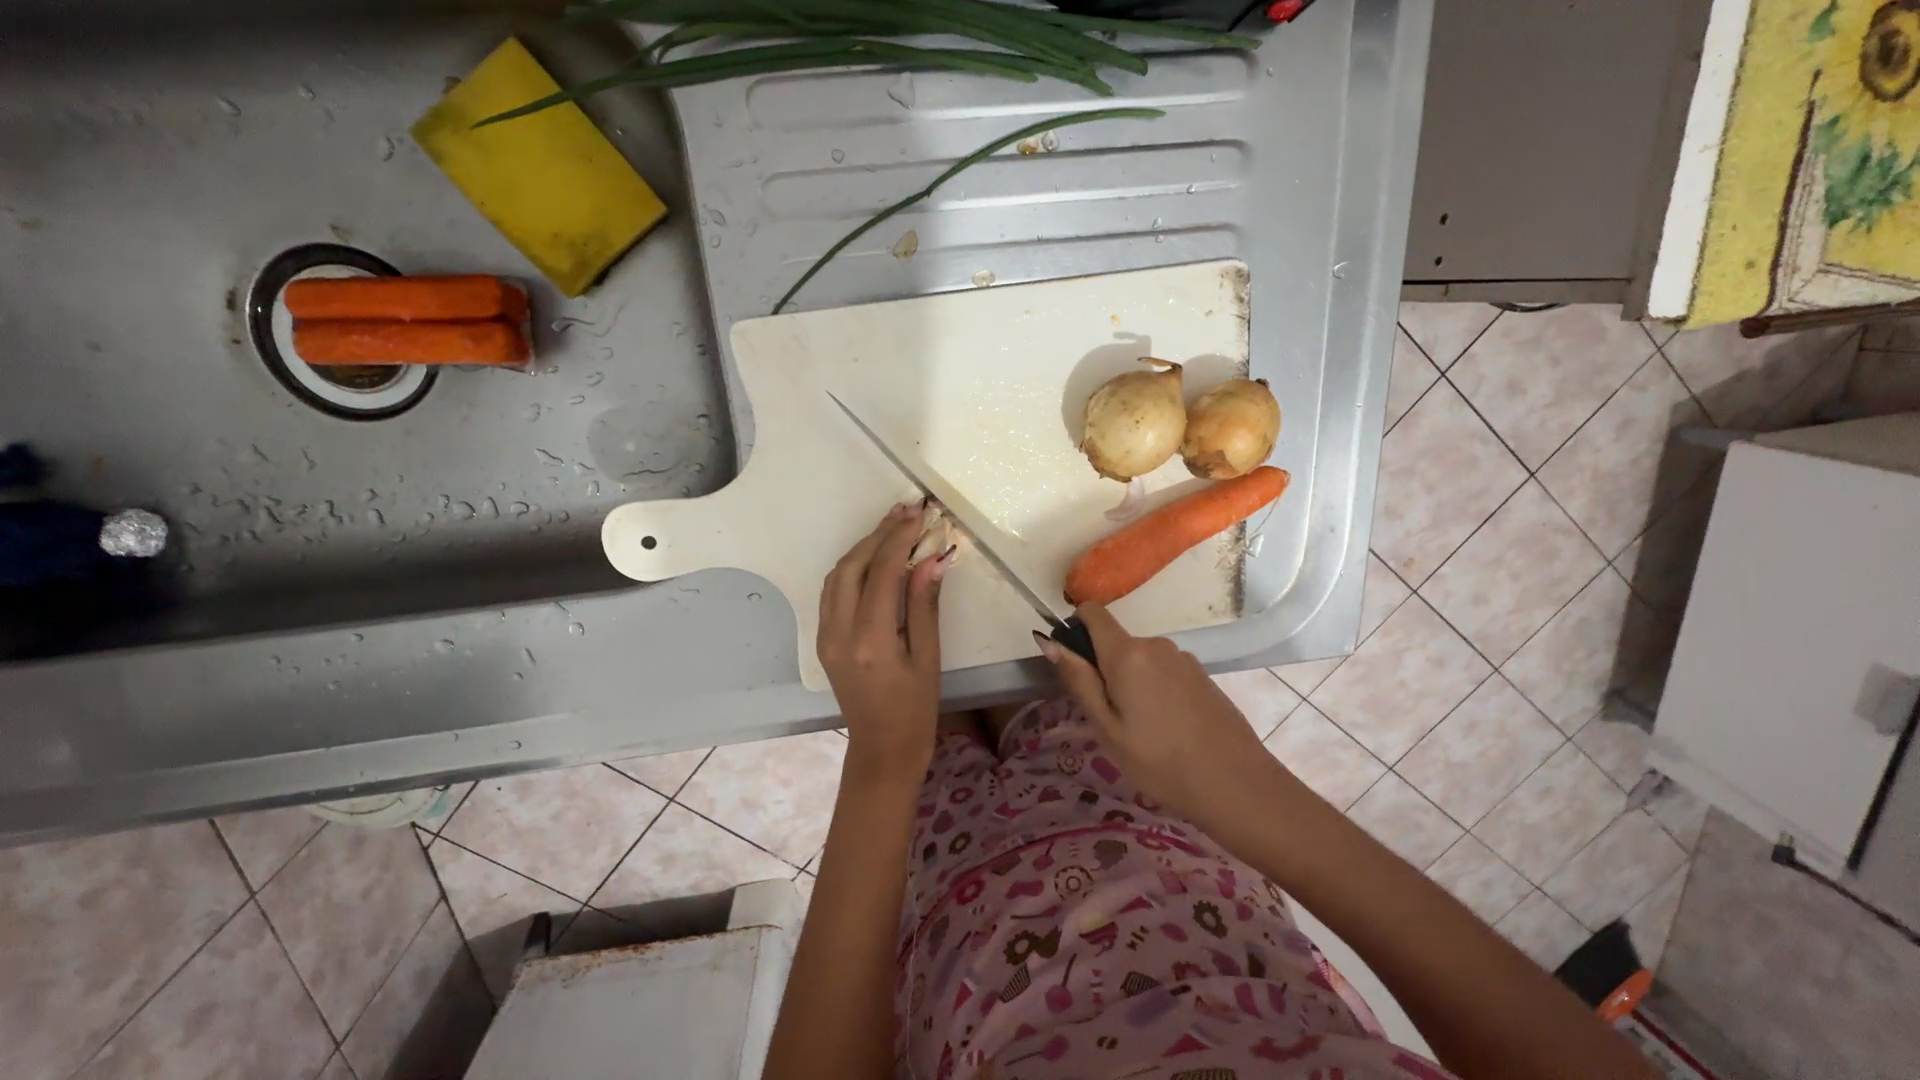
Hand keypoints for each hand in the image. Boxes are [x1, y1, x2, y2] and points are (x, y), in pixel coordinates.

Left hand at [817, 502, 953, 776]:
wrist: (881, 750)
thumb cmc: (915, 710)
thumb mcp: (929, 657)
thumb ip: (925, 605)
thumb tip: (933, 556)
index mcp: (871, 640)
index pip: (883, 573)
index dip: (901, 538)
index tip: (921, 513)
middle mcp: (839, 632)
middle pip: (852, 566)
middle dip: (879, 534)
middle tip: (908, 510)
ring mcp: (826, 636)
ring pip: (837, 575)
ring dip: (864, 546)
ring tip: (894, 525)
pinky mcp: (824, 639)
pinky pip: (833, 590)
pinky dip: (853, 566)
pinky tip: (876, 556)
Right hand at [1036, 604, 1284, 825]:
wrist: (1234, 783)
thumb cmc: (1159, 761)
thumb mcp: (1107, 728)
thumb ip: (1079, 681)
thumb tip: (1050, 642)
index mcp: (1128, 653)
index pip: (1092, 613)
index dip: (1075, 629)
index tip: (1074, 668)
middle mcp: (1156, 645)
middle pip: (1116, 642)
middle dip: (1104, 670)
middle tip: (1109, 720)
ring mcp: (1183, 659)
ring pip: (1140, 660)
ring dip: (1130, 683)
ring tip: (1141, 731)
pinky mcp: (1201, 675)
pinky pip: (1163, 672)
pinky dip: (1154, 691)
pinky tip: (1168, 729)